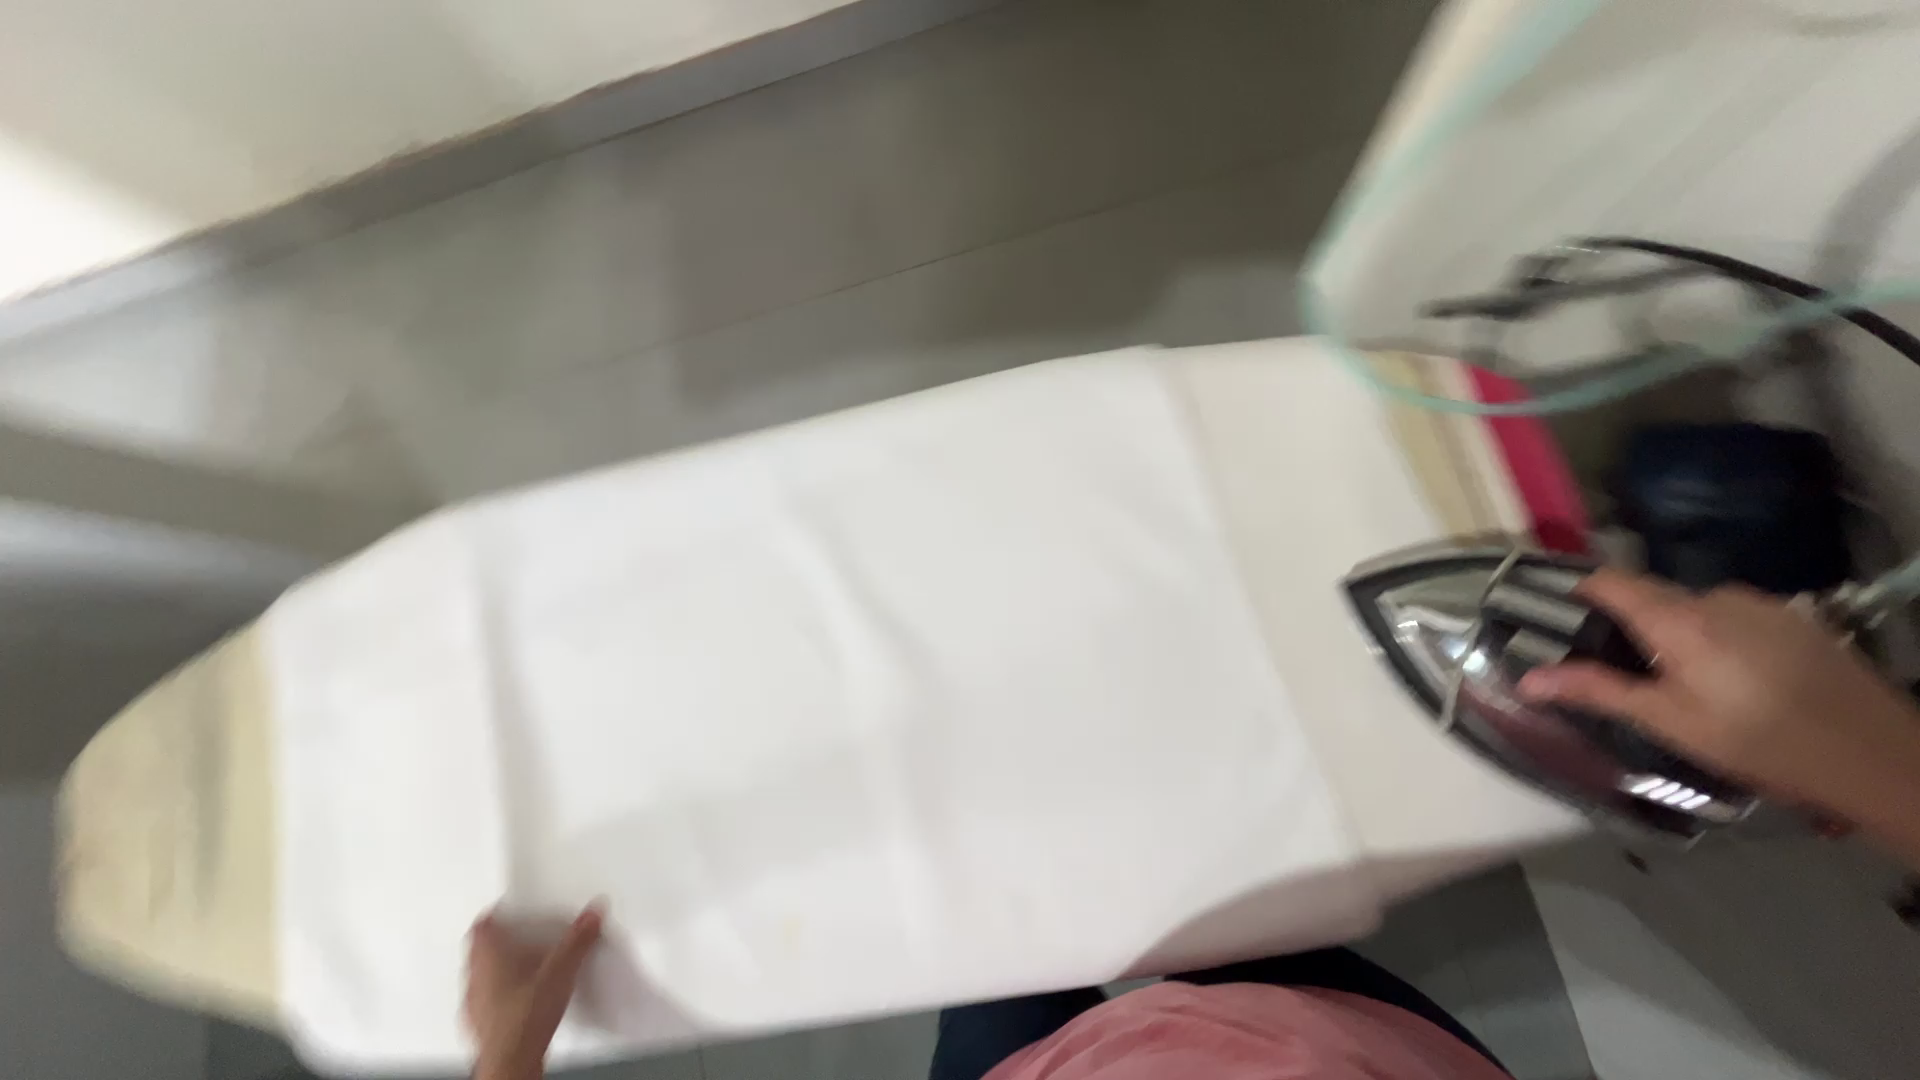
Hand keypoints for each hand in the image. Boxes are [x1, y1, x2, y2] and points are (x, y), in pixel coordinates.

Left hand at [465, 903, 604, 1079]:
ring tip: (523, 970)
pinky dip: (502, 999)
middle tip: (516, 937)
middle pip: (478, 954)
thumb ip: (579, 939)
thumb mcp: (562, 969)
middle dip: (499, 944)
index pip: (481, 928)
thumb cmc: (524, 1018)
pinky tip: (522, 1003)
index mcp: (487, 959)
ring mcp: (474, 1008)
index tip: (504, 909)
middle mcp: (475, 981)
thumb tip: (592, 915)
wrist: (511, 1063)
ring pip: (480, 980)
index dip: (493, 916)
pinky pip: (487, 1006)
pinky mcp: (481, 1030)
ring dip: (498, 973)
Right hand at [1518, 568, 1919, 856]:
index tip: (1560, 619)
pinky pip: (1736, 616)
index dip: (1578, 592)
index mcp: (1678, 619)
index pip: (1609, 581)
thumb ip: (1597, 690)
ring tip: (1688, 680)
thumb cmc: (1761, 743)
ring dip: (1678, 631)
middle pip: (1652, 595)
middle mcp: (1718, 598)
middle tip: (1629, 671)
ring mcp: (1765, 606)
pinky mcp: (1800, 619)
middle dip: (1630, 624)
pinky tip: (1737, 679)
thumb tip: (1527, 679)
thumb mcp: (1668, 722)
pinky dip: (1719, 636)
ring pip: (1695, 607)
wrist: (1885, 761)